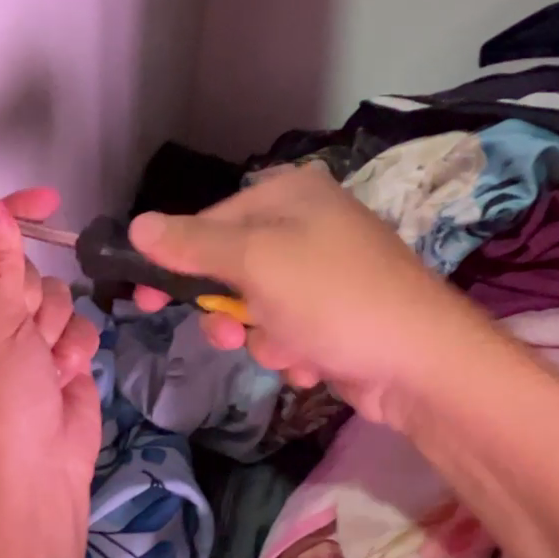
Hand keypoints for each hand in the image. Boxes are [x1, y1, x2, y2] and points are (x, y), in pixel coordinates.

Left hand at [0, 189, 101, 502]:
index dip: (9, 221)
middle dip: (33, 301)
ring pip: (58, 296)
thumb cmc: (0, 399)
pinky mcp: (61, 356)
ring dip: (56, 330)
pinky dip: (76, 349)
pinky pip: (80, 325)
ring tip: (44, 365)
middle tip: (25, 336)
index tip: (46, 201)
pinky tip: (64, 376)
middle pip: (24, 269)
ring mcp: (26, 339)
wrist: (38, 470)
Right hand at [129, 162, 491, 428]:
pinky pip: (288, 333)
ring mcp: (325, 273)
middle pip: (230, 269)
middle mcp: (307, 225)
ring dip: (264, 339)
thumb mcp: (256, 263)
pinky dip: (294, 353)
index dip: (172, 263)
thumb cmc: (333, 299)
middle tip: (232, 333)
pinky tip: (317, 361)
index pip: (207, 223)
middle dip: (229, 310)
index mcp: (289, 194)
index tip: (142, 300)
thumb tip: (138, 225)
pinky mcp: (337, 316)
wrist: (421, 363)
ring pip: (255, 309)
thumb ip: (193, 244)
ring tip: (292, 351)